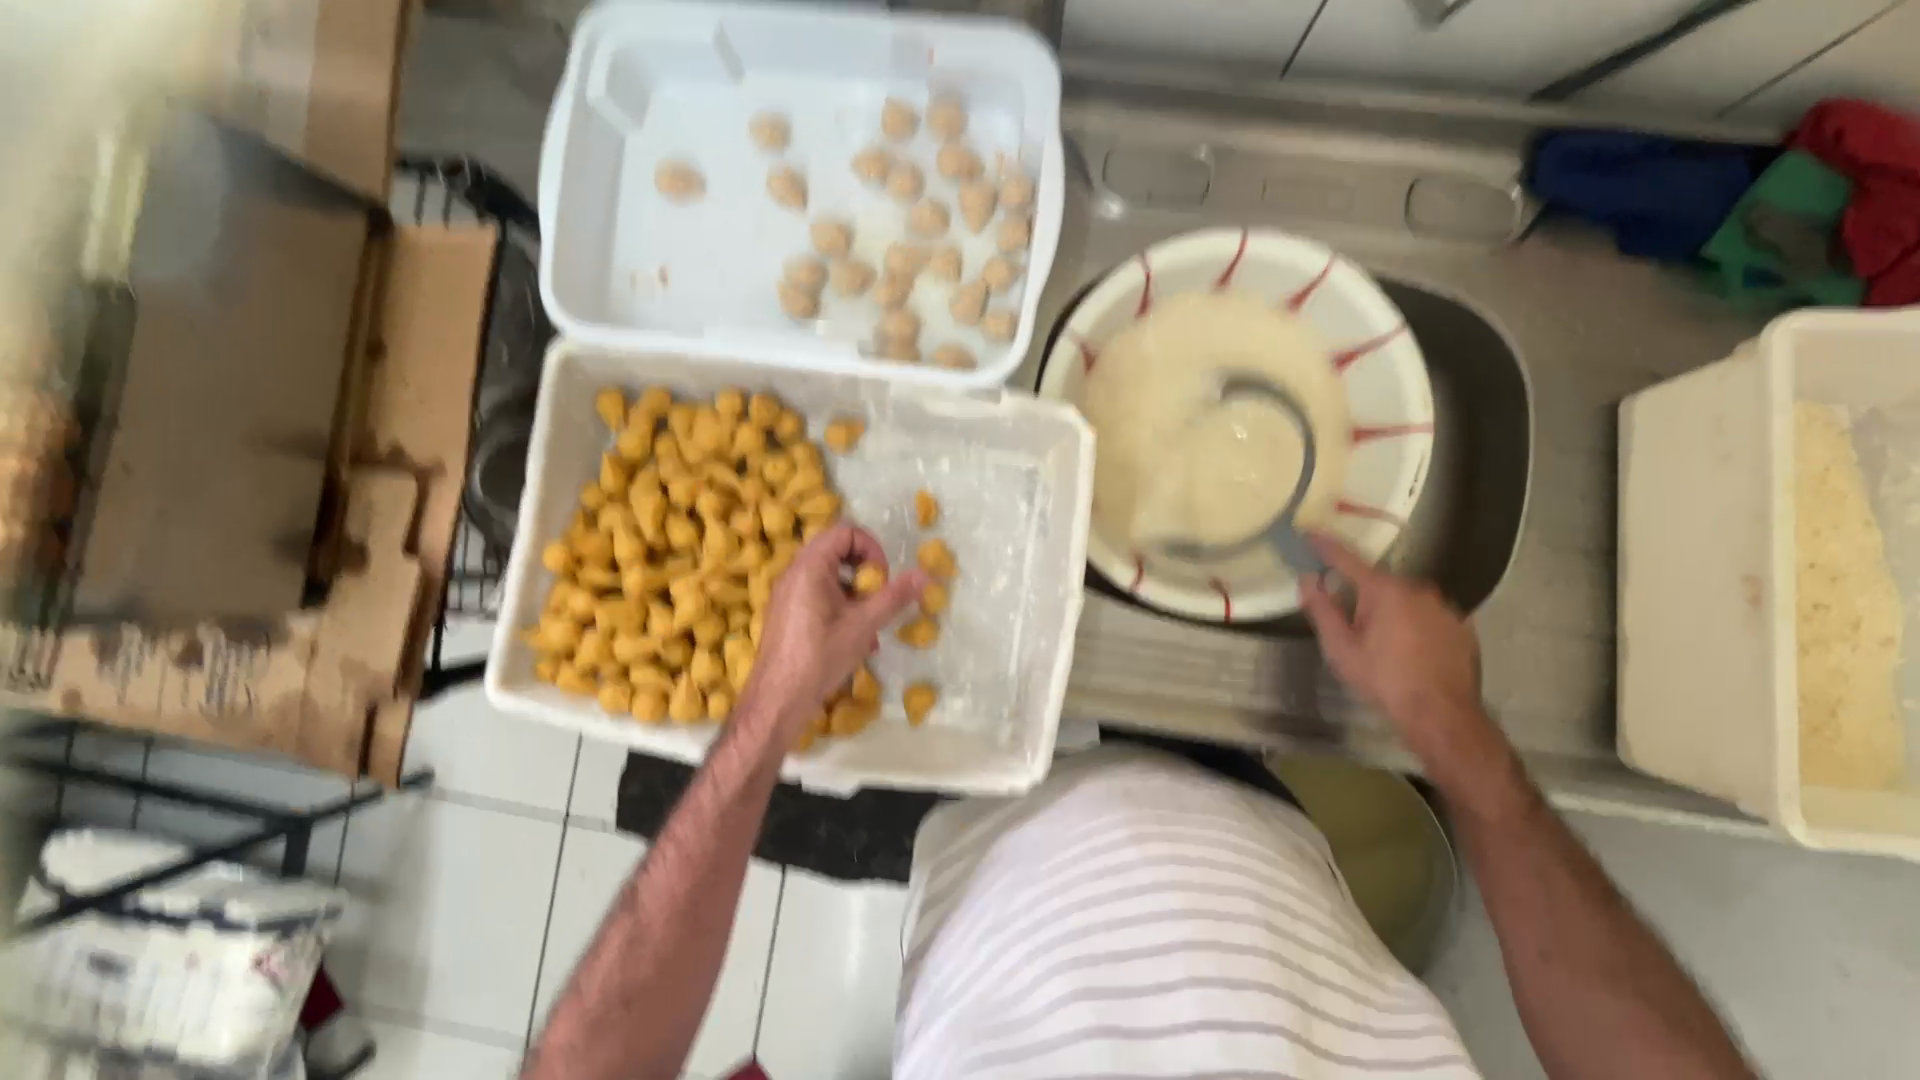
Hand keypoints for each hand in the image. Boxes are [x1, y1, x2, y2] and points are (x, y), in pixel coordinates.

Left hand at [738, 524, 926, 745]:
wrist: (779, 699)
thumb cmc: (821, 656)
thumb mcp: (864, 625)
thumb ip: (894, 596)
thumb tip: (925, 574)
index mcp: (809, 566)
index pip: (845, 532)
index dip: (871, 548)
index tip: (882, 579)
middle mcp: (794, 573)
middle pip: (836, 551)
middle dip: (865, 571)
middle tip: (879, 597)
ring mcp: (787, 594)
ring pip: (829, 576)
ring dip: (856, 592)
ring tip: (870, 623)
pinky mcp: (787, 613)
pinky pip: (818, 595)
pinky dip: (841, 606)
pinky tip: (855, 638)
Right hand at [1298, 533, 1501, 784]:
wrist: (1441, 713)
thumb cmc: (1383, 679)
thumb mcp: (1341, 648)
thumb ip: (1322, 610)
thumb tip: (1308, 579)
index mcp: (1384, 590)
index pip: (1347, 559)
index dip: (1325, 545)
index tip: (1310, 531)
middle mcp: (1417, 589)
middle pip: (1380, 583)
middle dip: (1364, 596)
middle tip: (1353, 628)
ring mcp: (1445, 606)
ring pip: (1407, 600)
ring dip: (1392, 612)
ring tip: (1385, 645)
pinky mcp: (1462, 625)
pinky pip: (1429, 615)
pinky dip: (1416, 624)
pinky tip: (1411, 650)